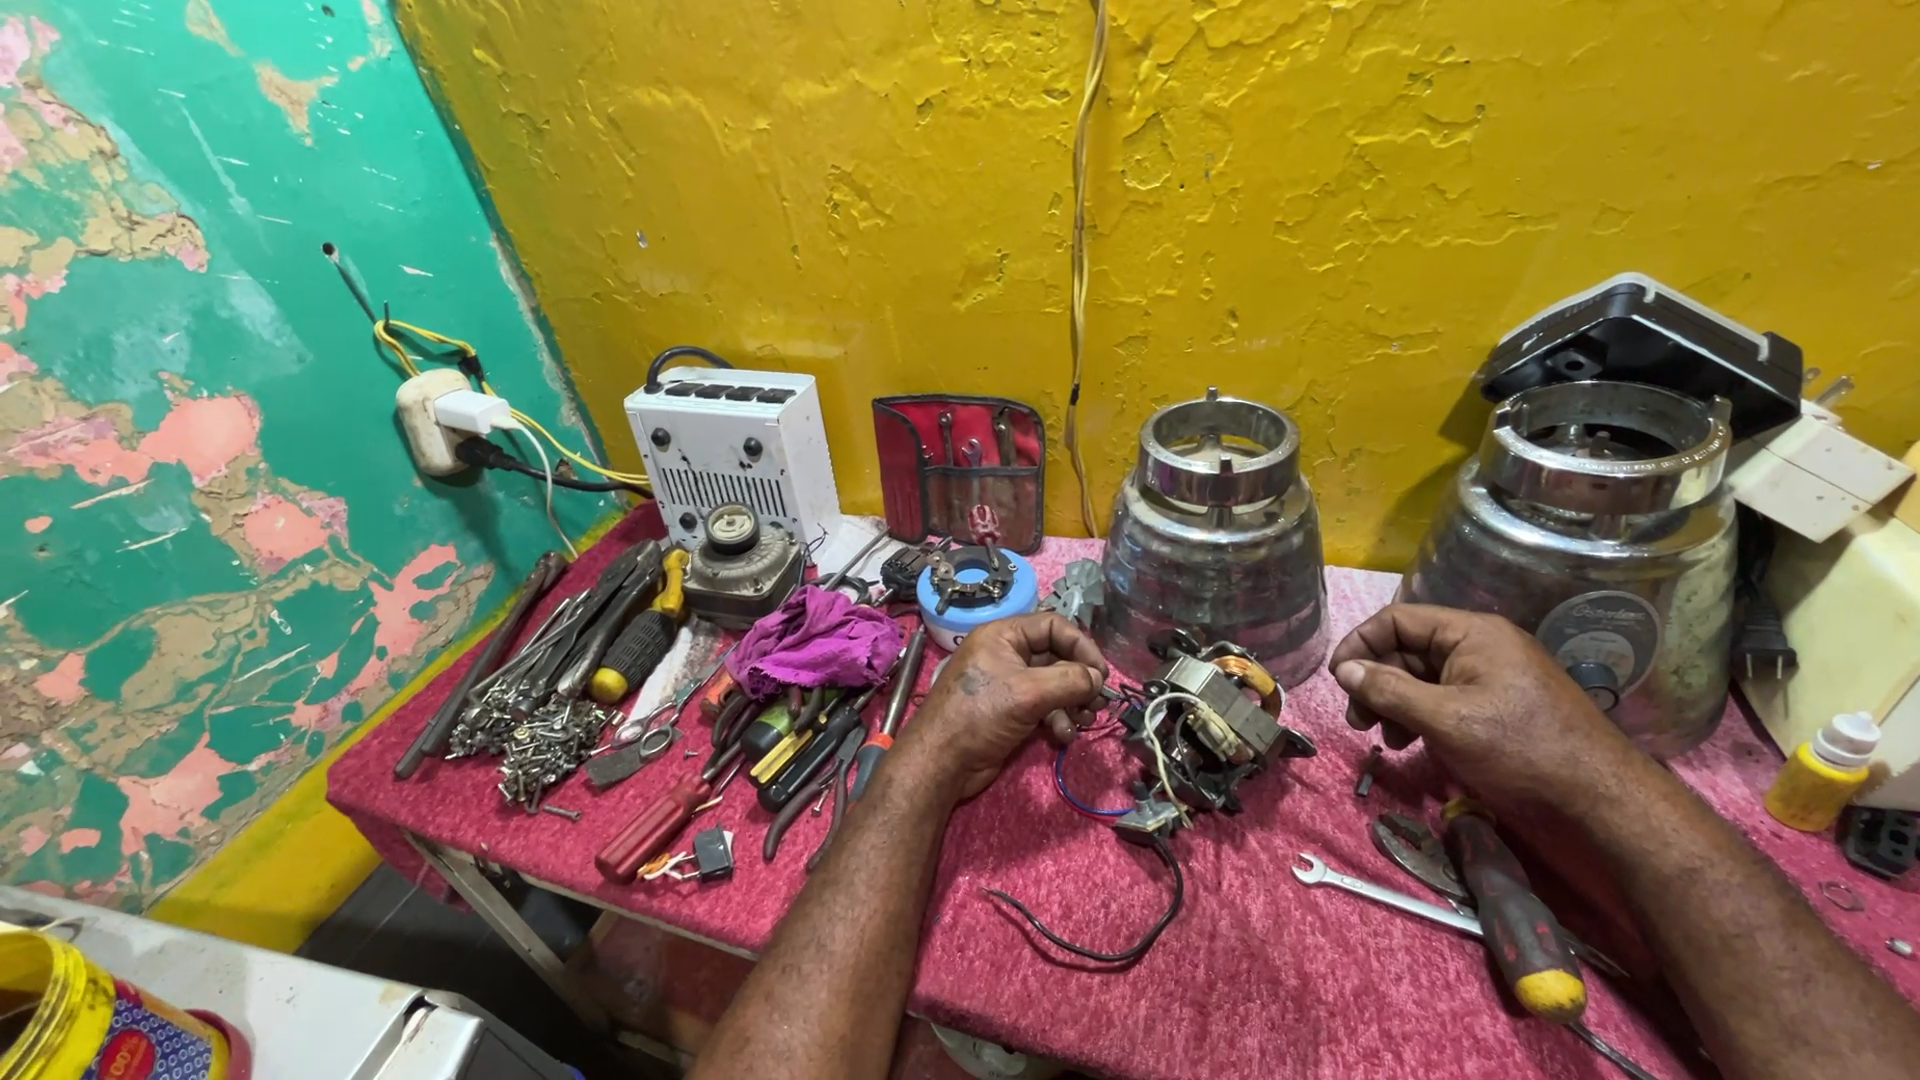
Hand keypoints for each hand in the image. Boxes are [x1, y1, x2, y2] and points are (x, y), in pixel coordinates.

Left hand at [893, 613, 1108, 800]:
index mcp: (1003, 636)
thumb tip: (1098, 679)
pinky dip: (1058, 719)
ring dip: (1073, 702)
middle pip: (1056, 656)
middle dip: (1079, 679)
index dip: (1081, 646)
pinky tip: (1064, 736)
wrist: (942, 762)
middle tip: (1098, 702)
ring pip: (1053, 684)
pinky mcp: (1010, 711)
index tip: (1101, 673)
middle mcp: (1006, 654)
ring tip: (1085, 720)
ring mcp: (1008, 684)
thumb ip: (1069, 680)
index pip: (1053, 626)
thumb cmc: (980, 715)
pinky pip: (1044, 706)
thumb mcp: (1028, 693)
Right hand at [1328, 604, 1643, 811]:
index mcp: (1473, 633)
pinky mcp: (1498, 704)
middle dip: (1376, 681)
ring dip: (1394, 703)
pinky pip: (1444, 697)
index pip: (1397, 620)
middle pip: (1407, 649)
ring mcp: (1491, 676)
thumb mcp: (1445, 719)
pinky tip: (1412, 743)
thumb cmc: (1520, 750)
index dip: (1360, 644)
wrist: (1601, 800)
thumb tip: (1344, 670)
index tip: (1338, 679)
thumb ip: (1389, 691)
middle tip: (1357, 720)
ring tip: (1385, 738)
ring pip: (1422, 677)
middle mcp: (1481, 646)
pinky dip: (1419, 716)